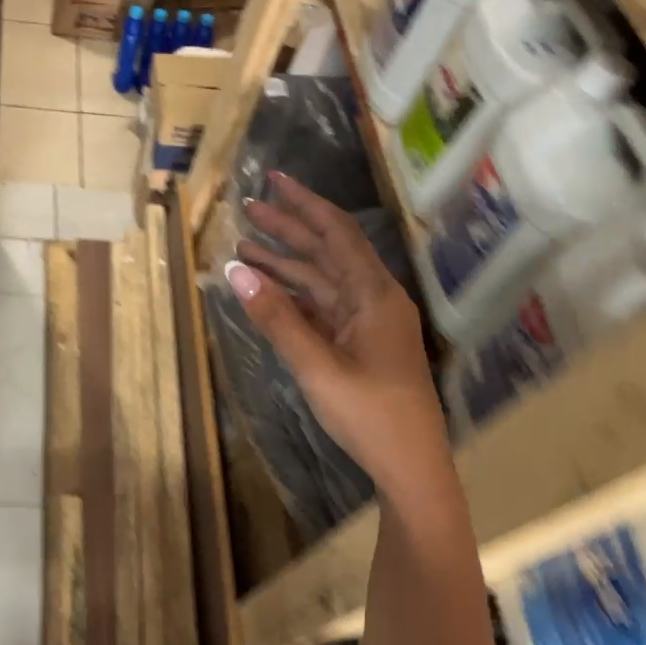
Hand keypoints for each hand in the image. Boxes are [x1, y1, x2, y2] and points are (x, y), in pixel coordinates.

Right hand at [226, 173, 439, 485]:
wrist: (410, 464)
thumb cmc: (370, 414)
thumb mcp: (317, 366)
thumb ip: (276, 317)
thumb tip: (235, 271)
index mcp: (374, 294)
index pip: (336, 233)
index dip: (304, 204)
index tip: (274, 179)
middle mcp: (374, 299)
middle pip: (327, 252)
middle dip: (288, 229)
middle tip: (248, 209)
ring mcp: (367, 324)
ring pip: (322, 282)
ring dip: (286, 264)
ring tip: (244, 248)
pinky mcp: (359, 346)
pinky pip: (323, 308)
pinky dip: (294, 297)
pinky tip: (268, 290)